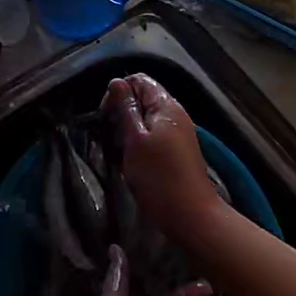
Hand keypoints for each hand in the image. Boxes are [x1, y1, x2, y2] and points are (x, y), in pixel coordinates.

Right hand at [101, 74, 225, 238]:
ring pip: (147, 118)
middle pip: (144, 98)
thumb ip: (126, 109)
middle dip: (122, 112)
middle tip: (108, 135)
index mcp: (166, 104)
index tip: (104, 115)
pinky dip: (140, 142)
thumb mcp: (135, 141)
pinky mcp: (178, 149)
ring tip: (118, 150)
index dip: (118, 91)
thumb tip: (117, 81)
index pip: (140, 80)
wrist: (191, 215)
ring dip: (129, 129)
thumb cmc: (158, 177)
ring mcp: (179, 131)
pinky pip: (155, 134)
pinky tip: (131, 160)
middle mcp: (175, 112)